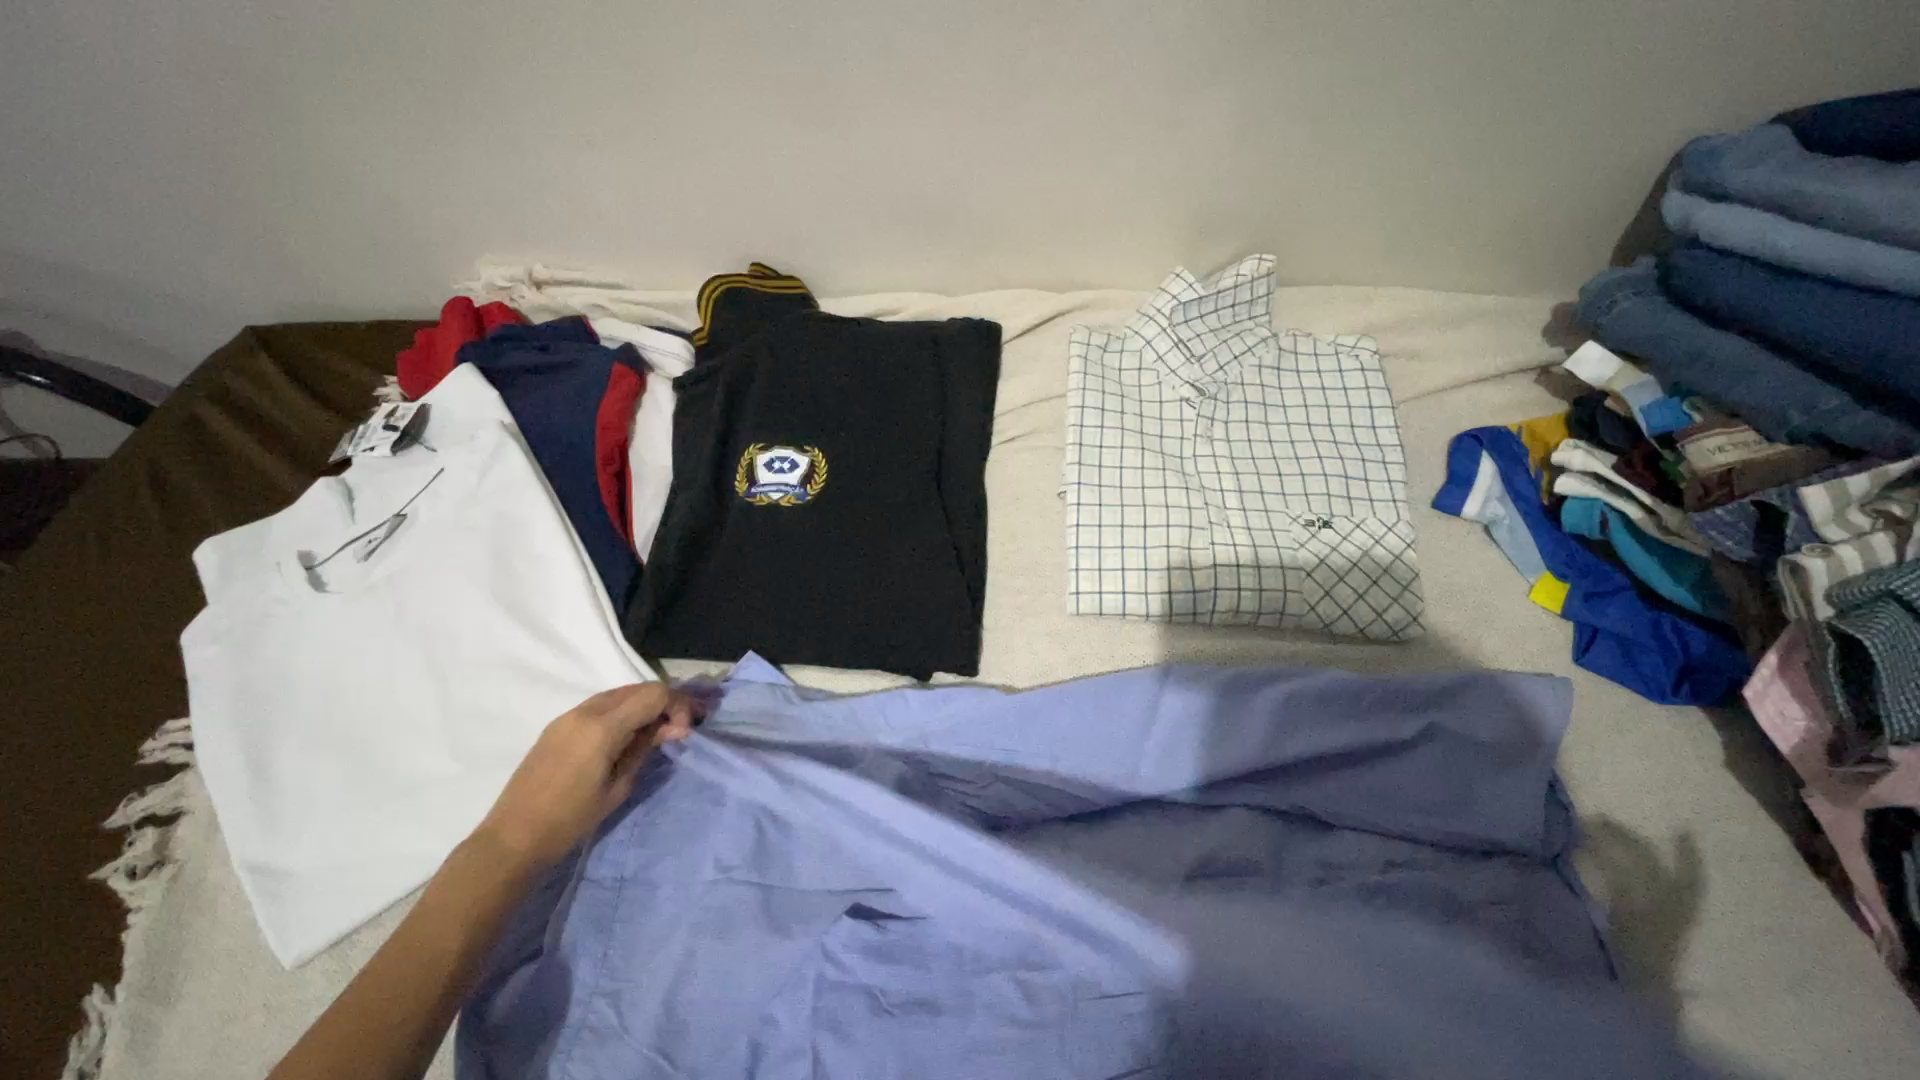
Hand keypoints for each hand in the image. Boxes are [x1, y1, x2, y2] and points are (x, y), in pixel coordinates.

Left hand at [474, 683, 698, 869]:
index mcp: (602, 727)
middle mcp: (585, 711)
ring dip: (642, 705)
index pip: (654, 695)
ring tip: (655, 733)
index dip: (678, 706)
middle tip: (678, 729)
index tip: (684, 732)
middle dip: (664, 703)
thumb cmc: (571, 820)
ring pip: (618, 694)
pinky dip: (621, 711)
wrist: (514, 837)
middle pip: (638, 688)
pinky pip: (599, 705)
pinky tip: (626, 736)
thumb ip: (644, 748)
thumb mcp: (618, 787)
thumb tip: (672, 727)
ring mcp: (568, 716)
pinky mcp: (558, 726)